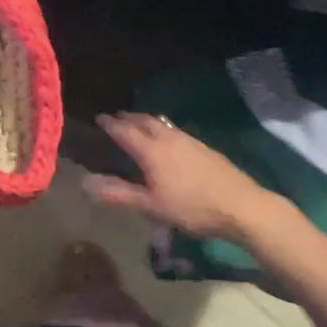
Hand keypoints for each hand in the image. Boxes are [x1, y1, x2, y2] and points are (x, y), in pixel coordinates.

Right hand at [84, 112, 274, 242]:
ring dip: (146, 121)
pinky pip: (174, 130)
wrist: (240, 205)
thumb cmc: (191, 207)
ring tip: (138, 125)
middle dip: (128, 118)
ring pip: (161, 123)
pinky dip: (162, 129)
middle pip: (144, 120)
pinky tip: (167, 141)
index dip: (110, 124)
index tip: (99, 118)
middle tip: (116, 119)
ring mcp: (188, 140)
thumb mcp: (150, 206)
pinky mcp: (203, 146)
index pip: (124, 130)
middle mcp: (168, 138)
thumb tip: (85, 182)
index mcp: (151, 150)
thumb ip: (118, 194)